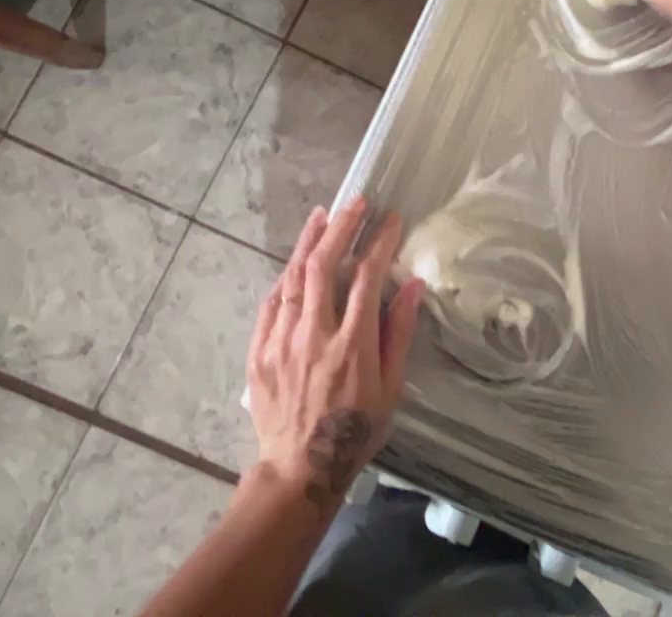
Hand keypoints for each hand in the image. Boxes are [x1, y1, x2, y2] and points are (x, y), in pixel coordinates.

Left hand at [245, 199, 424, 512]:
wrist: (300, 469)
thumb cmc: (355, 429)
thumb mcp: (390, 388)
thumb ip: (399, 333)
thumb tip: (412, 285)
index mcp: (352, 345)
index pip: (366, 277)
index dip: (379, 242)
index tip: (390, 219)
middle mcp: (314, 335)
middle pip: (323, 266)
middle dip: (341, 227)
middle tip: (356, 203)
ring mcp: (281, 341)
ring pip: (292, 277)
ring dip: (309, 241)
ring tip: (323, 215)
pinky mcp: (259, 350)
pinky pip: (271, 302)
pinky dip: (285, 275)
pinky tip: (295, 261)